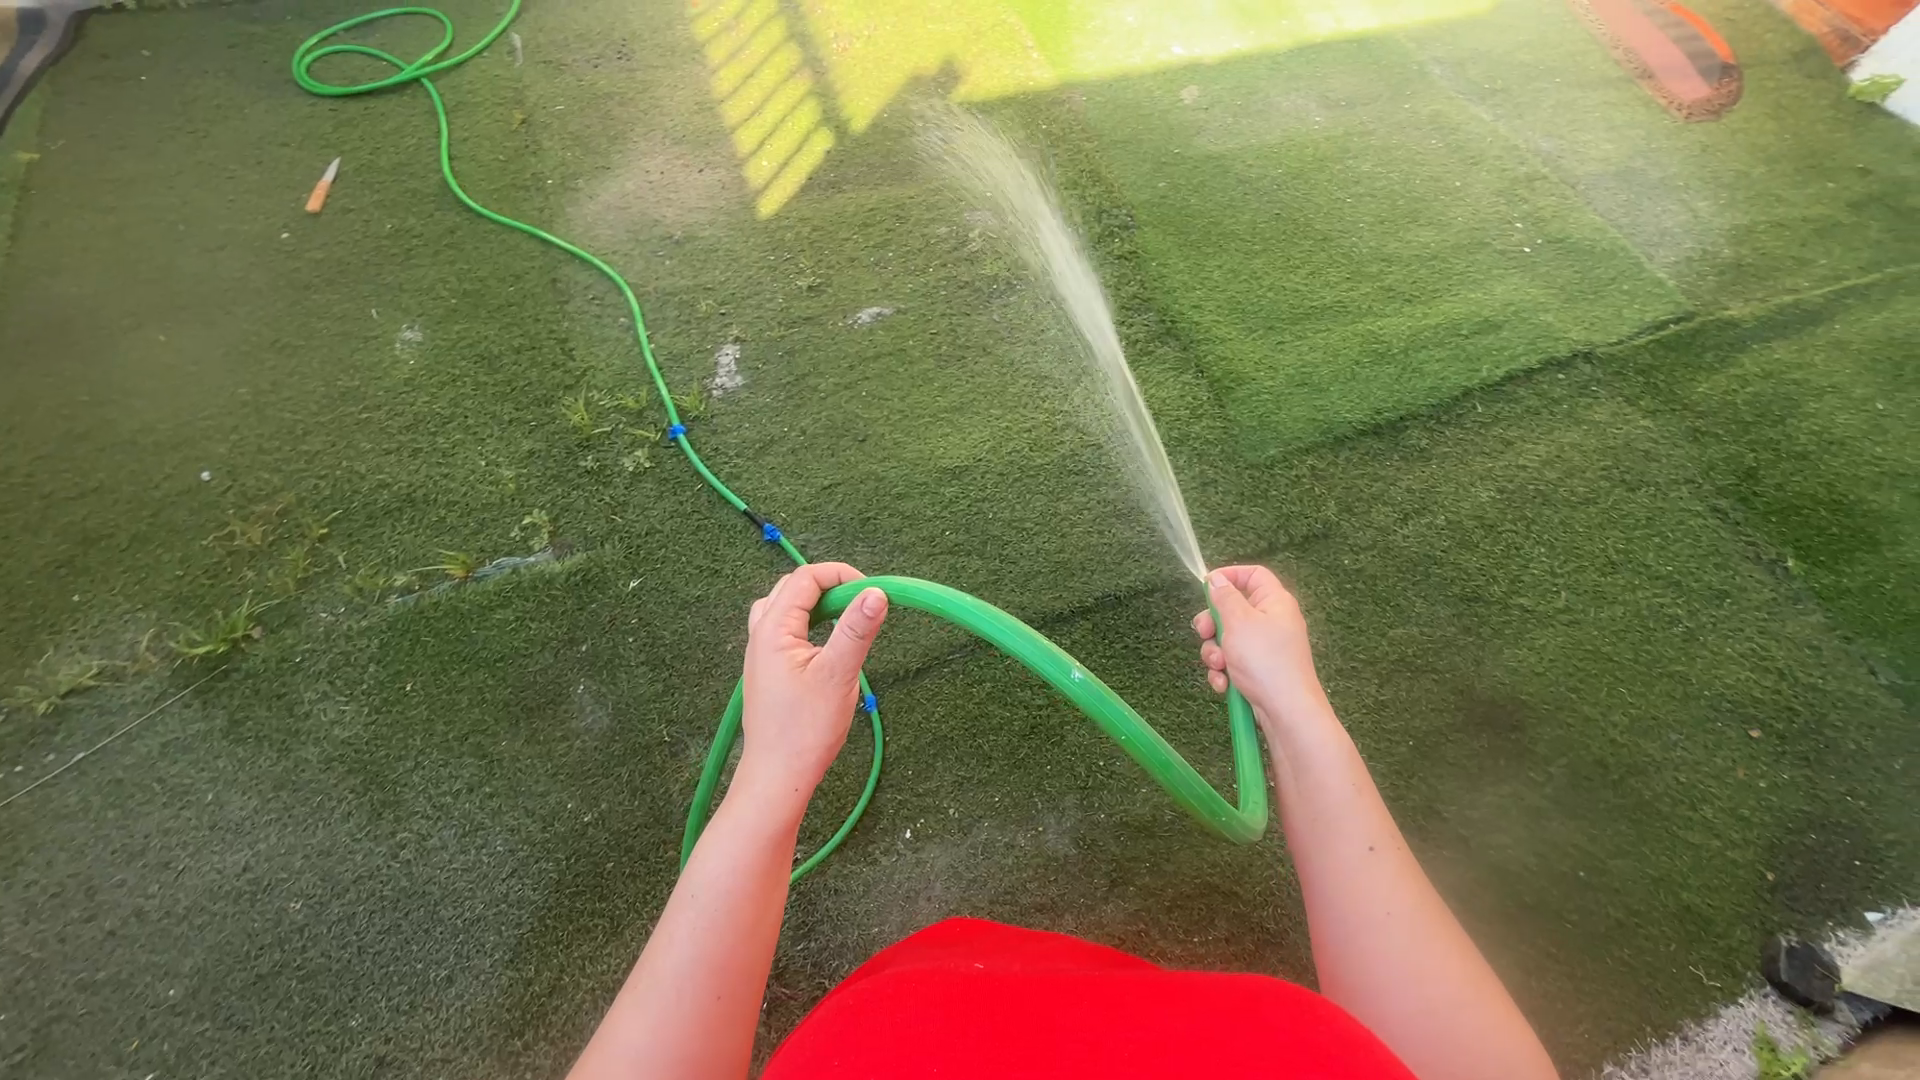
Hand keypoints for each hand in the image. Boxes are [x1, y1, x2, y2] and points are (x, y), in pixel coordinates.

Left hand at [738, 563, 888, 803]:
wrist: (778, 776)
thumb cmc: (806, 728)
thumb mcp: (838, 674)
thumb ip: (856, 630)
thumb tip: (877, 592)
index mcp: (773, 628)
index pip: (805, 578)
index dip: (841, 575)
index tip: (873, 593)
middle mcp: (760, 634)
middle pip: (792, 588)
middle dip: (829, 586)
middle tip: (861, 606)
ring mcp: (760, 653)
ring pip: (785, 608)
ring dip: (816, 605)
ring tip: (844, 621)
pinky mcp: (767, 671)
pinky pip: (785, 630)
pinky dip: (808, 624)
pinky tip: (827, 645)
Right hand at [1192, 565, 1327, 731]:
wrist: (1286, 711)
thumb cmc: (1264, 660)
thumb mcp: (1238, 622)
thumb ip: (1224, 597)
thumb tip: (1216, 579)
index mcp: (1274, 602)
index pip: (1253, 575)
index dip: (1229, 575)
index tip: (1206, 586)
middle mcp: (1271, 621)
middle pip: (1232, 609)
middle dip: (1213, 624)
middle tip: (1205, 633)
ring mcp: (1264, 647)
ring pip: (1226, 638)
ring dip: (1215, 653)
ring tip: (1219, 666)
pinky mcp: (1257, 670)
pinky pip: (1231, 662)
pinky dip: (1223, 672)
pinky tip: (1224, 684)